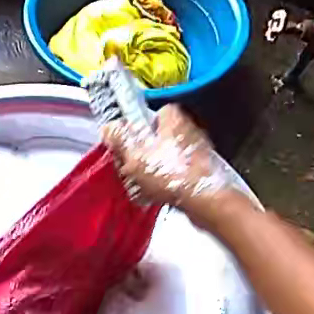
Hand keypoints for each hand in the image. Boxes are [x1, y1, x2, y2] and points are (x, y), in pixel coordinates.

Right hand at [102, 106, 236, 213]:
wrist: (204, 200)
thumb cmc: (170, 173)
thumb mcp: (134, 155)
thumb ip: (119, 138)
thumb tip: (109, 128)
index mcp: (173, 118)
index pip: (154, 113)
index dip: (139, 127)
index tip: (129, 142)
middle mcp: (189, 130)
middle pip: (158, 138)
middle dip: (143, 154)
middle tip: (132, 169)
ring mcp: (198, 152)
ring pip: (167, 158)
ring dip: (152, 172)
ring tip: (141, 187)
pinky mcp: (203, 172)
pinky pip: (177, 174)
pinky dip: (166, 183)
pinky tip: (156, 196)